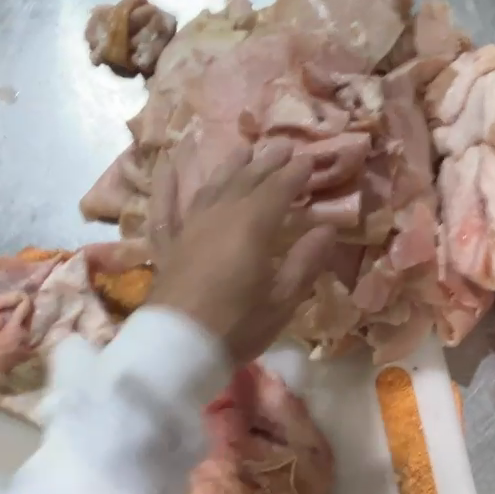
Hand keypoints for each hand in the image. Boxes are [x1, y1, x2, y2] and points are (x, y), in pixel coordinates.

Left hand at [148, 138, 337, 363]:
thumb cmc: (237, 326)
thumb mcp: (283, 300)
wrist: (178, 347)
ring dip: (230, 166)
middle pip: (246, 180)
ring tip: (244, 151)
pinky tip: (171, 164)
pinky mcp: (167, 244)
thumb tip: (328, 229)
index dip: (296, 173)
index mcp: (253, 225)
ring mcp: (189, 226)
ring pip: (212, 186)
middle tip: (282, 146)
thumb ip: (306, 261)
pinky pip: (166, 205)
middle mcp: (220, 214)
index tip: (310, 160)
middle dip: (267, 162)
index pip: (279, 189)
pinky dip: (169, 183)